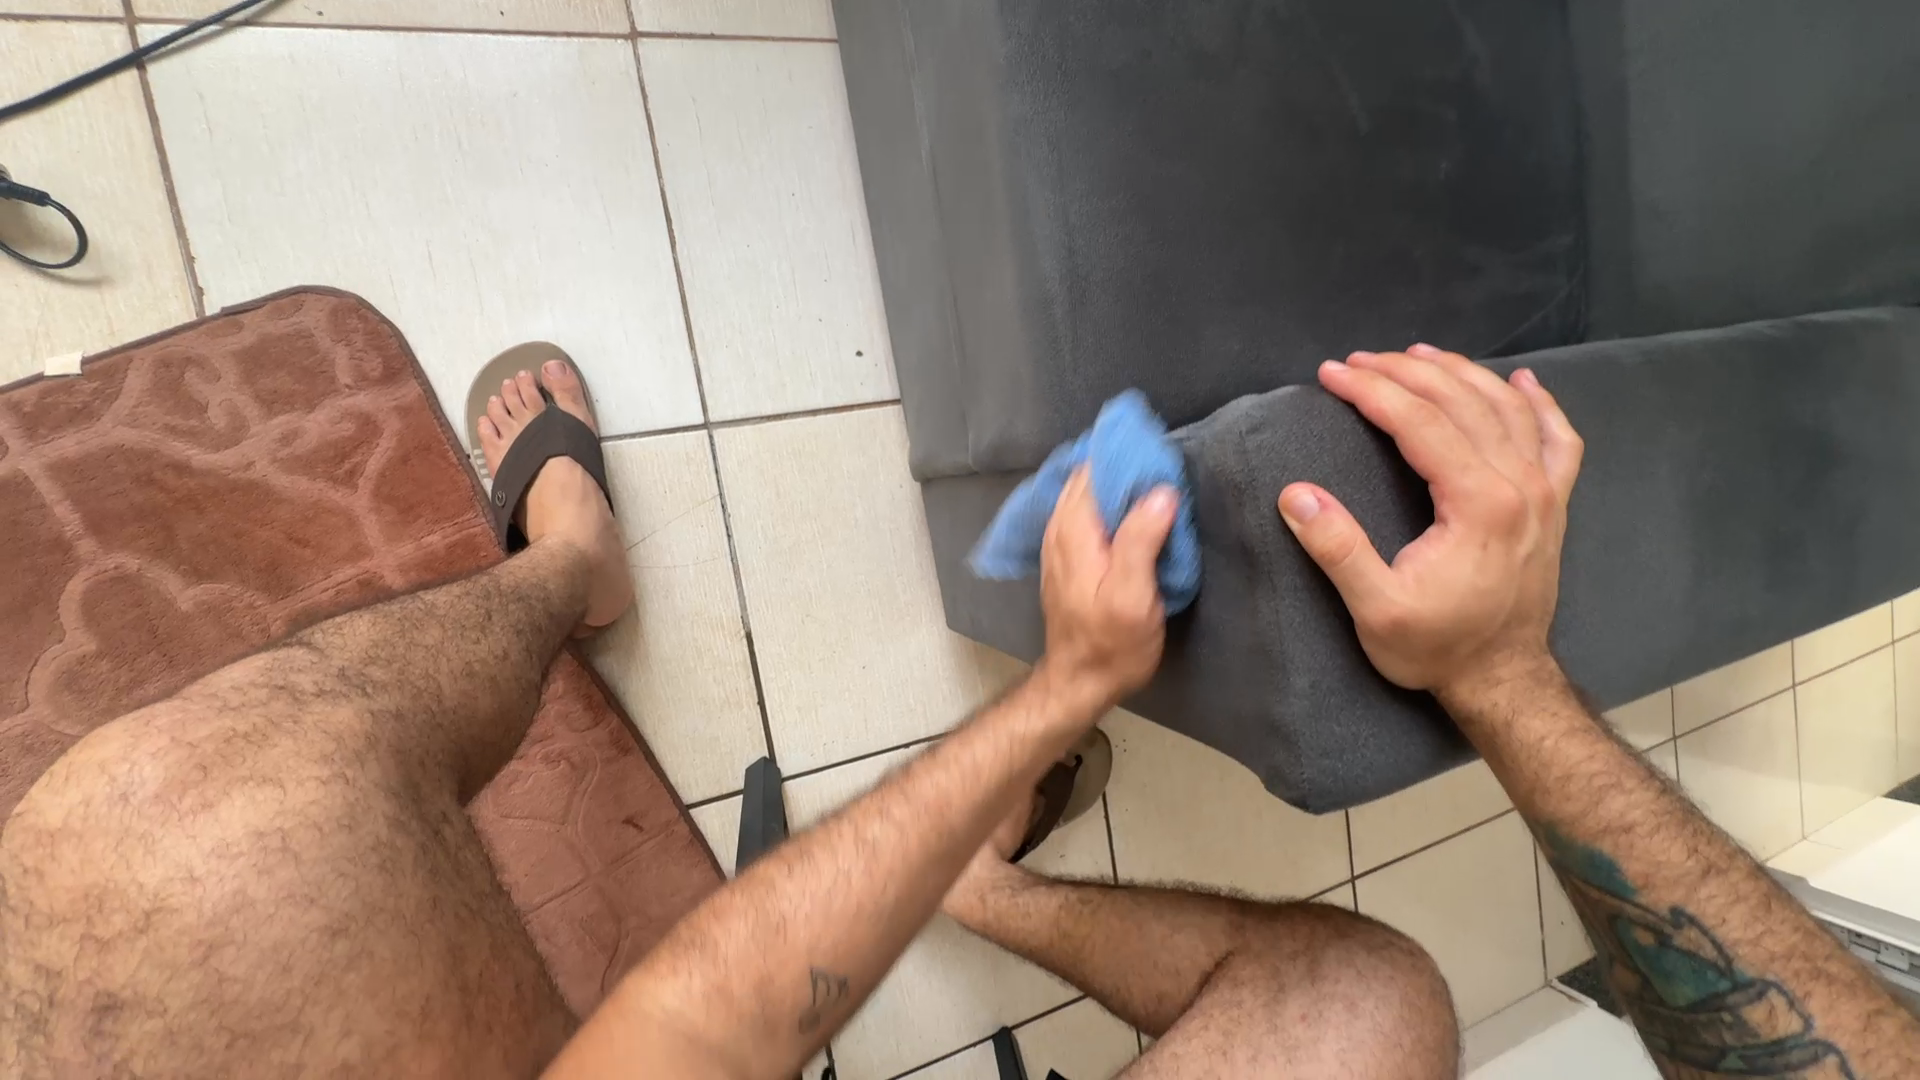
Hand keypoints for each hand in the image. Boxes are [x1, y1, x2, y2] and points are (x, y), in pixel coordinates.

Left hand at [1038, 467, 1178, 708]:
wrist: (1079, 682)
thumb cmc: (1112, 645)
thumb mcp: (1134, 596)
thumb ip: (1141, 540)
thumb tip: (1160, 491)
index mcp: (1074, 530)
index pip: (1095, 470)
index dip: (1128, 458)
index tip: (1162, 456)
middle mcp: (1058, 528)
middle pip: (1088, 477)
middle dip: (1124, 467)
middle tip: (1165, 470)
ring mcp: (1058, 542)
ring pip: (1086, 494)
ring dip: (1118, 486)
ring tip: (1156, 486)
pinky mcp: (1066, 556)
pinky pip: (1086, 513)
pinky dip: (1109, 505)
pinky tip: (1135, 513)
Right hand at [1276, 344, 1583, 705]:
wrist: (1504, 680)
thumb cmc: (1435, 646)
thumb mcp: (1375, 609)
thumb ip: (1338, 549)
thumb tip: (1294, 494)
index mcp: (1479, 503)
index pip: (1421, 422)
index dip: (1371, 391)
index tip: (1331, 373)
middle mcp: (1521, 485)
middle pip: (1462, 403)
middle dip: (1404, 373)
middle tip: (1357, 360)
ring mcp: (1545, 491)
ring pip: (1506, 408)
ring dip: (1458, 373)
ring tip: (1416, 354)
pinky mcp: (1554, 504)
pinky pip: (1557, 438)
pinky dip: (1539, 403)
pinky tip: (1521, 382)